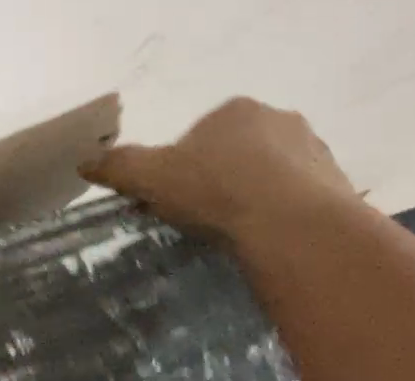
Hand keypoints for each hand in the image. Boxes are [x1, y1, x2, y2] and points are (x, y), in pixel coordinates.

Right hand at [82, 98, 360, 240]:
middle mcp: (277, 119)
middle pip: (229, 154)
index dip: (174, 170)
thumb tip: (85, 161)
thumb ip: (117, 167)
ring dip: (243, 197)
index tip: (166, 200)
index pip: (194, 137)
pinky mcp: (330, 178)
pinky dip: (271, 213)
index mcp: (233, 111)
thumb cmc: (214, 191)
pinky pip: (289, 196)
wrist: (289, 222)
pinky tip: (256, 236)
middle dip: (211, 181)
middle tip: (193, 219)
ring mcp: (309, 147)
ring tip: (226, 232)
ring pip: (262, 175)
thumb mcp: (149, 178)